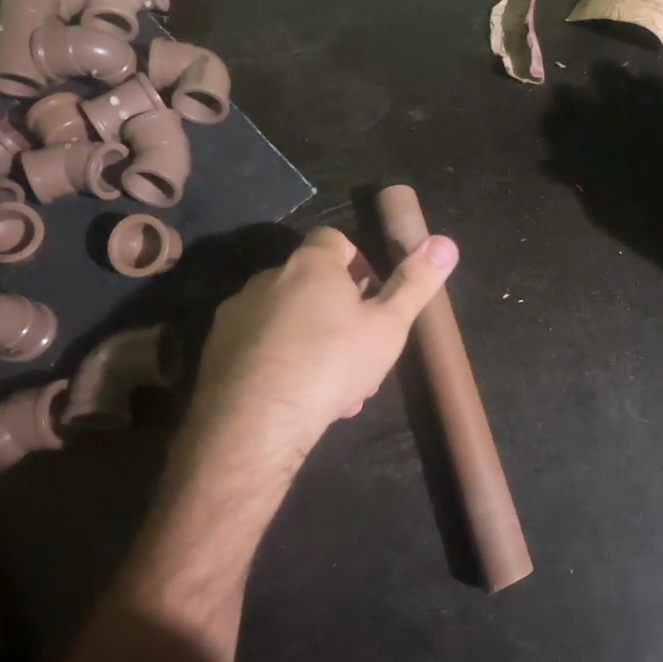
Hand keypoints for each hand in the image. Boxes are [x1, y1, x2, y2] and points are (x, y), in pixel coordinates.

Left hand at [191, 226, 458, 453]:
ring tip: (336, 388)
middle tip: (361, 352)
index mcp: (311, 265)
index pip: (334, 239)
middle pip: (311, 282)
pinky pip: (260, 346)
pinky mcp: (217, 349)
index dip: (358, 262)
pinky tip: (299, 398)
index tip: (373, 295)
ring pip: (287, 319)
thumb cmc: (331, 363)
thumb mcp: (388, 326)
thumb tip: (445, 241)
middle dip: (339, 313)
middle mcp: (268, 278)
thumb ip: (415, 283)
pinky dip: (282, 361)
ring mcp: (237, 313)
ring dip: (313, 341)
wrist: (256, 422)